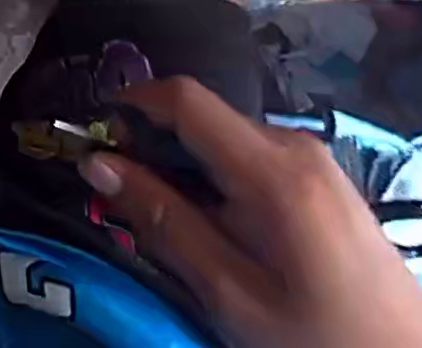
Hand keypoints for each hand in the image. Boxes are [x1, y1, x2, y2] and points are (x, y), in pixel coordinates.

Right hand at [79, 78, 421, 347]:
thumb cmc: (324, 346)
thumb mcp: (232, 294)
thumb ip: (162, 220)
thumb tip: (97, 164)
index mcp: (273, 168)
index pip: (183, 98)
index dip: (131, 103)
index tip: (97, 135)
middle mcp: (292, 144)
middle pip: (199, 115)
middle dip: (151, 139)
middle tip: (122, 187)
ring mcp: (311, 159)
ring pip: (219, 134)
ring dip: (180, 160)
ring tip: (166, 213)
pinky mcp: (319, 177)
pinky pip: (245, 153)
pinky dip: (211, 172)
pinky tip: (213, 222)